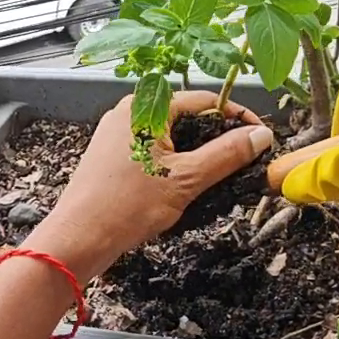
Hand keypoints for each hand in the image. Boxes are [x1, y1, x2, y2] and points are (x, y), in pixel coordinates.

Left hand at [25, 90, 270, 281]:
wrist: (79, 239)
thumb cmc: (126, 206)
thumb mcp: (186, 179)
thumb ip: (226, 154)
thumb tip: (260, 135)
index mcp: (144, 106)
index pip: (204, 100)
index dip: (237, 117)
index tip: (259, 137)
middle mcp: (128, 113)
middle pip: (187, 117)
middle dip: (217, 138)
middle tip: (243, 161)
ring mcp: (117, 136)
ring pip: (170, 138)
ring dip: (196, 155)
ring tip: (218, 179)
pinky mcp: (111, 159)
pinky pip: (153, 153)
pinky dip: (174, 165)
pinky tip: (185, 188)